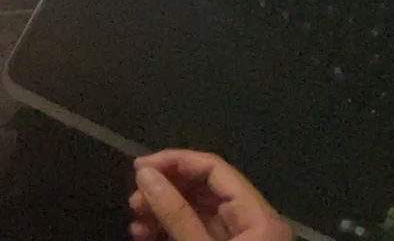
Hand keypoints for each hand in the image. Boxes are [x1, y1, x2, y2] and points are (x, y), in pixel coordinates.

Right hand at [128, 150, 290, 240]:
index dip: (173, 161)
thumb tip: (144, 173)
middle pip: (203, 187)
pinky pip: (198, 230)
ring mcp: (242, 239)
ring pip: (196, 210)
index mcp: (259, 217)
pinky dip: (171, 228)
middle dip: (163, 189)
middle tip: (134, 199)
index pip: (213, 167)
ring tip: (136, 220)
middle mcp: (254, 223)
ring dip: (162, 210)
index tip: (140, 169)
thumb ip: (177, 214)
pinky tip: (146, 233)